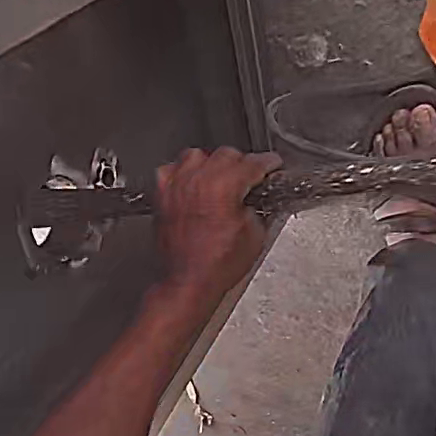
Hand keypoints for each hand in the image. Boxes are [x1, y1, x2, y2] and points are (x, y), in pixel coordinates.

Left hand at [154, 147, 278, 300]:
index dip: (268, 163)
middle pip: (226, 154)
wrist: (188, 282)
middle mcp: (198, 180)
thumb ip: (257, 209)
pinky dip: (184, 174)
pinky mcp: (162, 196)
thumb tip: (256, 200)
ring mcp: (177, 186)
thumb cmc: (217, 265)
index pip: (253, 163)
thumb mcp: (254, 236)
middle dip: (242, 164)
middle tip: (250, 177)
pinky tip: (193, 185)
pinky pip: (173, 170)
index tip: (272, 164)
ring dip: (212, 164)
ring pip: (197, 156)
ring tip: (220, 179)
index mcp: (224, 186)